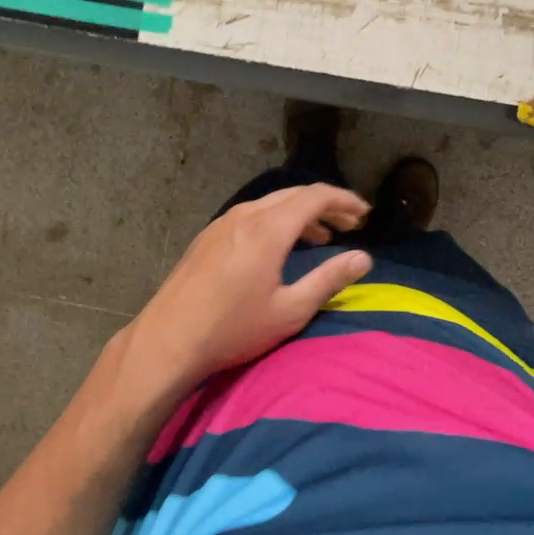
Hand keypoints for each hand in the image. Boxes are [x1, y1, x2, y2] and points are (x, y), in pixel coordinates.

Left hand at [122, 184, 372, 390]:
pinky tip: (280, 246)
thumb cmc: (234, 327)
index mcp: (268, 228)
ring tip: (322, 237)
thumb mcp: (290, 310)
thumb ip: (329, 279)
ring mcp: (223, 223)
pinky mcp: (208, 236)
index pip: (314, 197)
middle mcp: (245, 215)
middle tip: (350, 224)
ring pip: (271, 204)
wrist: (169, 338)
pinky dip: (276, 220)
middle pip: (293, 195)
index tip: (364, 213)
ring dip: (300, 214)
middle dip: (325, 205)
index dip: (343, 200)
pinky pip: (251, 215)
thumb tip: (364, 258)